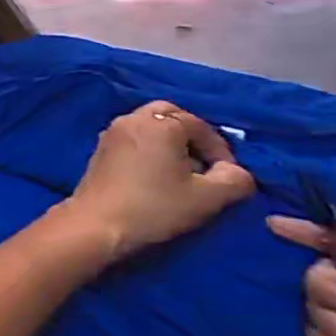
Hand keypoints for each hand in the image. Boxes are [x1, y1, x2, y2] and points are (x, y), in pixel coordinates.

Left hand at [60, 101, 253, 259]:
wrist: (100, 220)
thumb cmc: (156, 206)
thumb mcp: (210, 197)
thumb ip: (235, 179)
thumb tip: (234, 170)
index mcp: (158, 125)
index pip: (198, 124)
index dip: (219, 147)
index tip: (227, 172)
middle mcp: (130, 119)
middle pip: (168, 114)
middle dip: (192, 134)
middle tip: (205, 162)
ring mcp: (111, 132)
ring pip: (148, 123)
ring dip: (169, 138)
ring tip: (184, 169)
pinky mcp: (101, 147)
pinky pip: (132, 135)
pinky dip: (149, 144)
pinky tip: (157, 171)